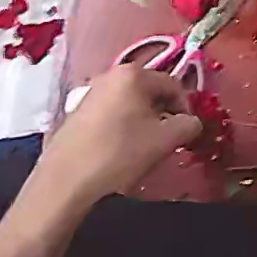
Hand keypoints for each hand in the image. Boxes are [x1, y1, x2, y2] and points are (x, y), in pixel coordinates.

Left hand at [31, 65, 201, 205]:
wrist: (66, 181)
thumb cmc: (120, 153)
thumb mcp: (166, 140)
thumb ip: (189, 124)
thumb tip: (191, 122)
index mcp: (133, 75)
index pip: (173, 85)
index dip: (186, 108)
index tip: (185, 132)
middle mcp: (110, 75)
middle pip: (151, 92)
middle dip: (163, 114)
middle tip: (166, 140)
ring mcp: (90, 92)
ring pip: (131, 103)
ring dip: (144, 121)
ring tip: (143, 147)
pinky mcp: (76, 112)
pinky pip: (111, 113)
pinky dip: (123, 126)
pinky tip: (120, 150)